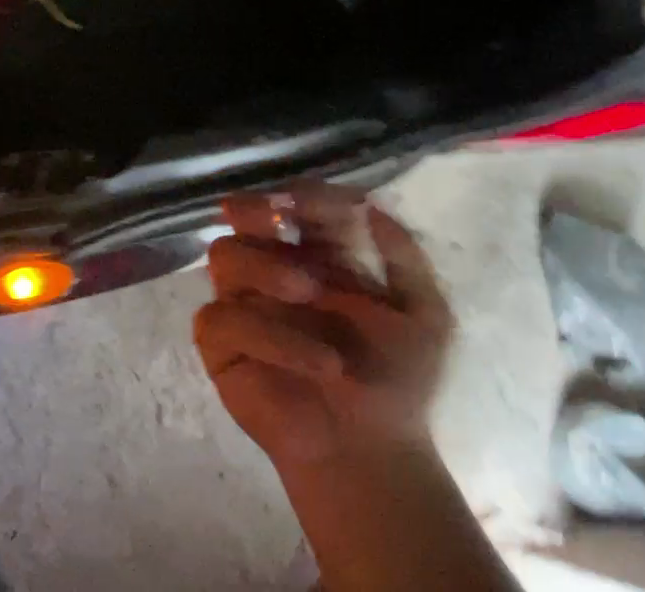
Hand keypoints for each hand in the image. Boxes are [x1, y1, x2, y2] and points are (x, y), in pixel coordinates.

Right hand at [194, 182, 452, 468]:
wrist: (371, 449)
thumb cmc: (398, 382)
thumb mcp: (425, 316)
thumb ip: (404, 260)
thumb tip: (374, 207)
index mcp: (317, 261)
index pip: (297, 211)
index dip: (299, 195)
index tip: (308, 197)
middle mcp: (271, 273)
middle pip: (244, 223)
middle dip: (254, 209)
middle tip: (269, 215)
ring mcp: (242, 304)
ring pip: (223, 257)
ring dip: (265, 267)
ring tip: (307, 293)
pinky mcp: (219, 342)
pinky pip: (223, 318)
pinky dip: (269, 335)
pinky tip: (316, 361)